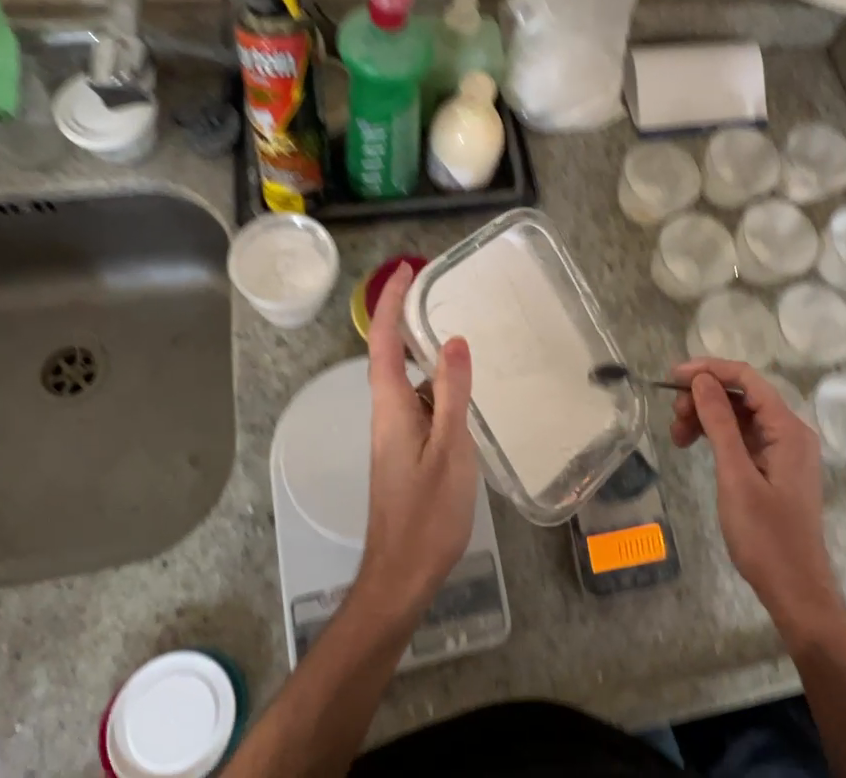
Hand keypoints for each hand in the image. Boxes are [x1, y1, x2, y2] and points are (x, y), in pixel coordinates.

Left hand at [354, 264, 479, 619]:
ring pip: (407, 383)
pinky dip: (437, 388)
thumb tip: (453, 341)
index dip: (389, 303)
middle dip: (405, 321)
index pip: (381, 342)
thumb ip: (452, 395)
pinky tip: (464, 394)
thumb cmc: (427, 513)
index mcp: (391, 408)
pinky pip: (420, 406)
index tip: (404, 271)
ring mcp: (395, 436)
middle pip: (389, 357)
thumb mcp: (450, 450)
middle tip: (437, 294)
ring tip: (459, 336)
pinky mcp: (406, 454)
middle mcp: (387, 415)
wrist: (402, 573)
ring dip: (424, 356)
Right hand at [671, 358, 842, 639]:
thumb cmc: (766, 536)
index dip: (710, 370)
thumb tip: (702, 380)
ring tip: (677, 436)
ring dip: (707, 417)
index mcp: (788, 429)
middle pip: (743, 395)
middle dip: (704, 397)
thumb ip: (720, 424)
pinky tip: (694, 446)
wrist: (794, 589)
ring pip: (740, 416)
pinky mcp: (774, 468)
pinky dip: (717, 436)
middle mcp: (790, 432)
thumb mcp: (736, 476)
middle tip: (673, 418)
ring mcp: (783, 451)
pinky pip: (743, 437)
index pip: (748, 379)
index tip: (672, 378)